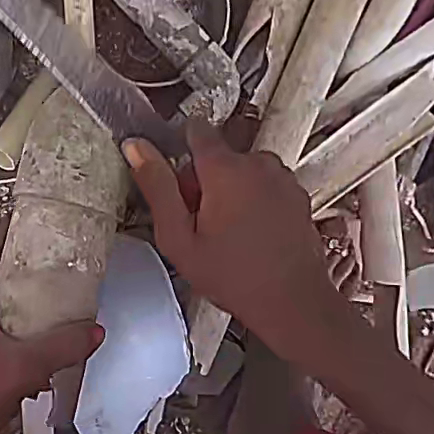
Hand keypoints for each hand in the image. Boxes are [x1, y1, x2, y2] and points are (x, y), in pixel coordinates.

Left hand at [0, 226, 102, 433]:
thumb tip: (96, 328)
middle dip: (29, 269)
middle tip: (63, 268)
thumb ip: (62, 346)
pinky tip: (35, 361)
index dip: (16, 226)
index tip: (45, 221)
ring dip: (24, 307)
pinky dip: (15, 336)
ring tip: (57, 312)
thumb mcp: (22, 368)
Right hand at [124, 123, 354, 368]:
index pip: (196, 131)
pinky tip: (248, 236)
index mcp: (226, 168)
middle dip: (202, 181)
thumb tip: (135, 146)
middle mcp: (259, 162)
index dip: (179, 153)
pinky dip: (252, 201)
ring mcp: (283, 177)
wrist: (292, 302)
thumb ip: (156, 186)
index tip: (176, 184)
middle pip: (218, 156)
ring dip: (228, 191)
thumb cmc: (231, 274)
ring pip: (241, 171)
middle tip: (197, 223)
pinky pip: (264, 185)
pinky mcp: (298, 195)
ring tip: (223, 233)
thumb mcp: (178, 236)